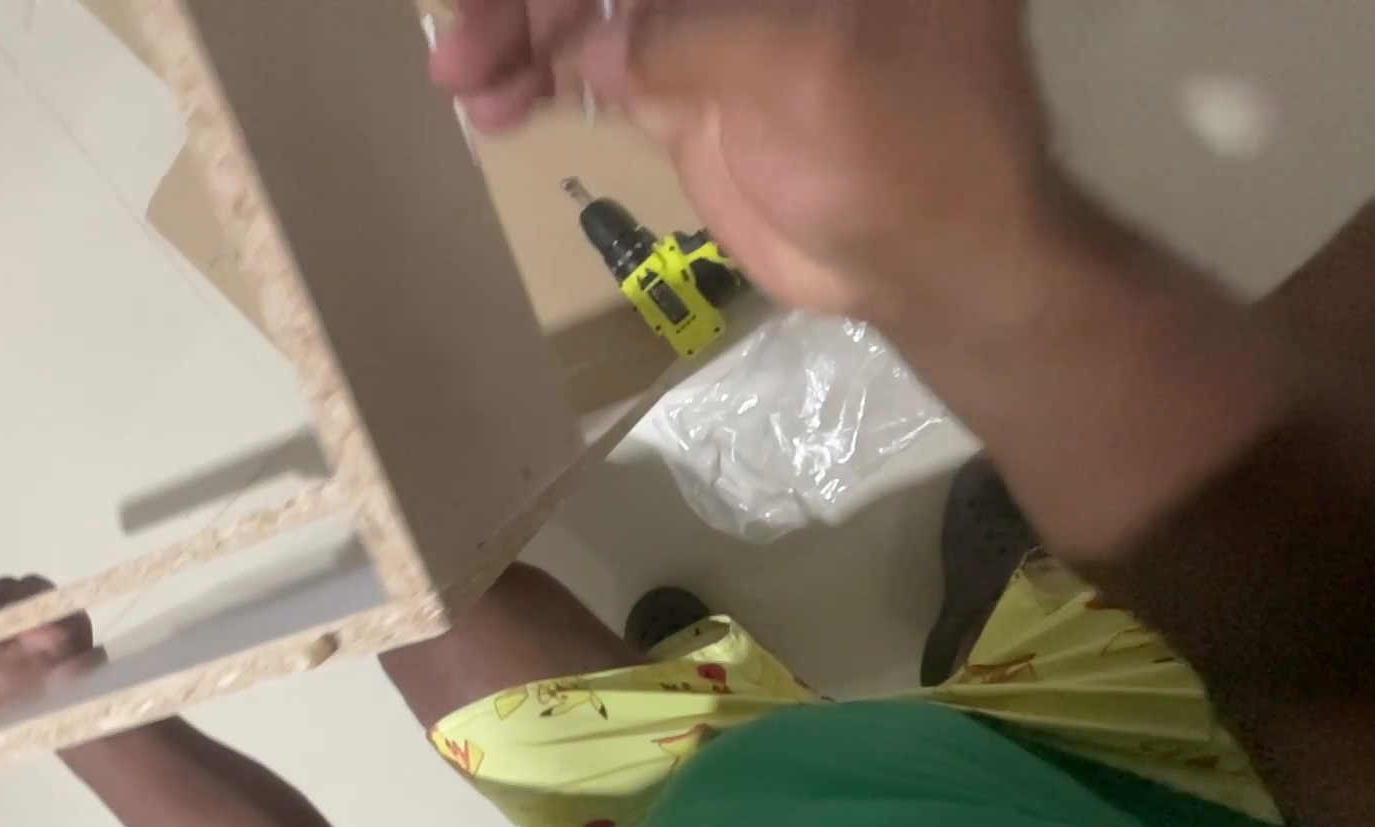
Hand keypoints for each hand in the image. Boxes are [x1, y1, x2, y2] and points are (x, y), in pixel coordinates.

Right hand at [435, 0, 1062, 320]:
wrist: (915, 254)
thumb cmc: (901, 149)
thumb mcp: (802, 69)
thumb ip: (688, 36)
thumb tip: (587, 38)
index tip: (512, 2)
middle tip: (459, 50)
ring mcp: (705, 24)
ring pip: (589, 9)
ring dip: (519, 40)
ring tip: (460, 84)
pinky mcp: (680, 93)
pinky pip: (594, 70)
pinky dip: (543, 84)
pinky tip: (495, 109)